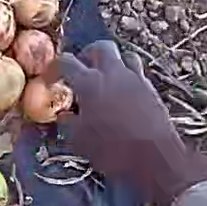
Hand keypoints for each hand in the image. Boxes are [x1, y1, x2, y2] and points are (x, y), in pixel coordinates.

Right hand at [54, 40, 206, 205]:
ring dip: (112, 63)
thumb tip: (64, 115)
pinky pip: (138, 74)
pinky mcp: (152, 90)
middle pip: (100, 47)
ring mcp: (136, 79)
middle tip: (82, 71)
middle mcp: (113, 73)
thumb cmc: (112, 151)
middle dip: (88, 55)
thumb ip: (69, 123)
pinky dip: (128, 79)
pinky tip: (124, 95)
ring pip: (124, 56)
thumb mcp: (80, 141)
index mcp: (89, 82)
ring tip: (106, 80)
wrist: (156, 158)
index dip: (54, 68)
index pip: (66, 62)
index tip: (51, 78)